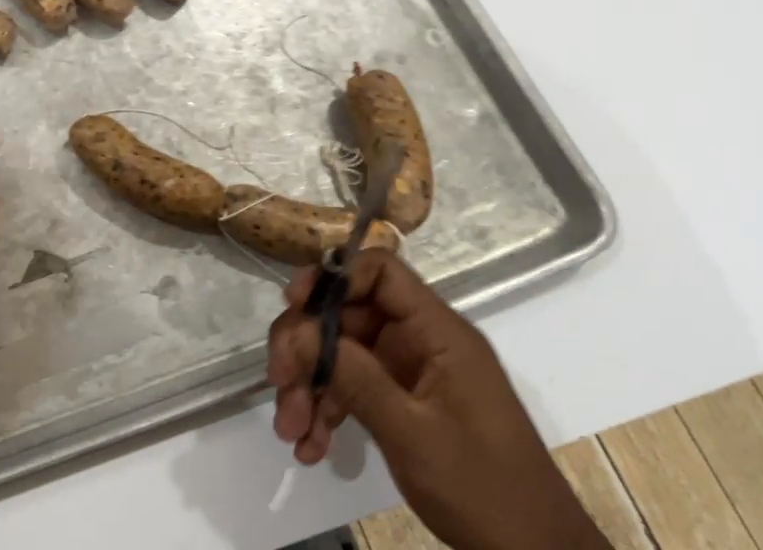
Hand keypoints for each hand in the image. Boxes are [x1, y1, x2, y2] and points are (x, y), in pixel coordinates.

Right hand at [266, 251, 608, 549]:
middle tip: (278, 382)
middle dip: (306, 348)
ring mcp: (410, 372)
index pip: (381, 272)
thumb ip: (353, 376)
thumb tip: (298, 328)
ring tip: (291, 432)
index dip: (333, 277)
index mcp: (439, 333)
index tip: (293, 306)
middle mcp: (422, 342)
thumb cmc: (484, 489)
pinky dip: (325, 411)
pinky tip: (310, 446)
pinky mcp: (402, 403)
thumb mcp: (412, 432)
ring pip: (341, 354)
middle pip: (347, 315)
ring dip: (308, 387)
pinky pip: (350, 388)